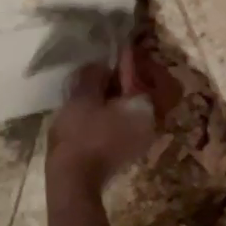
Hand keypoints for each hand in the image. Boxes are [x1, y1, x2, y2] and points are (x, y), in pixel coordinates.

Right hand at [47, 44, 164, 193]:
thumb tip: (101, 65)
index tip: (121, 47)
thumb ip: (94, 76)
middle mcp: (151, 122)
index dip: (135, 59)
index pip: (150, 75)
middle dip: (132, 76)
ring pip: (138, 106)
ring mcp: (141, 138)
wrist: (74, 178)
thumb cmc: (81, 133)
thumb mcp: (82, 97)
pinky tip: (97, 103)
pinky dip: (117, 107)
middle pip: (149, 91)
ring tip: (100, 82)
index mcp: (145, 108)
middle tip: (111, 64)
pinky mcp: (127, 148)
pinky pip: (128, 119)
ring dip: (123, 92)